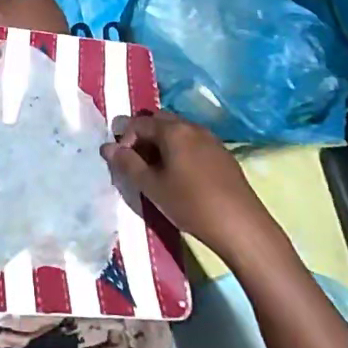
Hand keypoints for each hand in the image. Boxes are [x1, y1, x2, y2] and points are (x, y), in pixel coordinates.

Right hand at [103, 111, 272, 254]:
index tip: (121, 163)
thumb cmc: (190, 204)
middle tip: (137, 164)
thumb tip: (107, 147)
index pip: (139, 123)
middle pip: (160, 122)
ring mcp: (211, 139)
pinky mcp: (223, 154)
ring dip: (162, 145)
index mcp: (173, 130)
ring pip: (178, 132)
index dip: (124, 139)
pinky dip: (180, 151)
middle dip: (144, 137)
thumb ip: (127, 164)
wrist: (241, 225)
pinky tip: (181, 177)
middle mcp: (192, 127)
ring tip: (157, 172)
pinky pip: (193, 143)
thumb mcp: (151, 186)